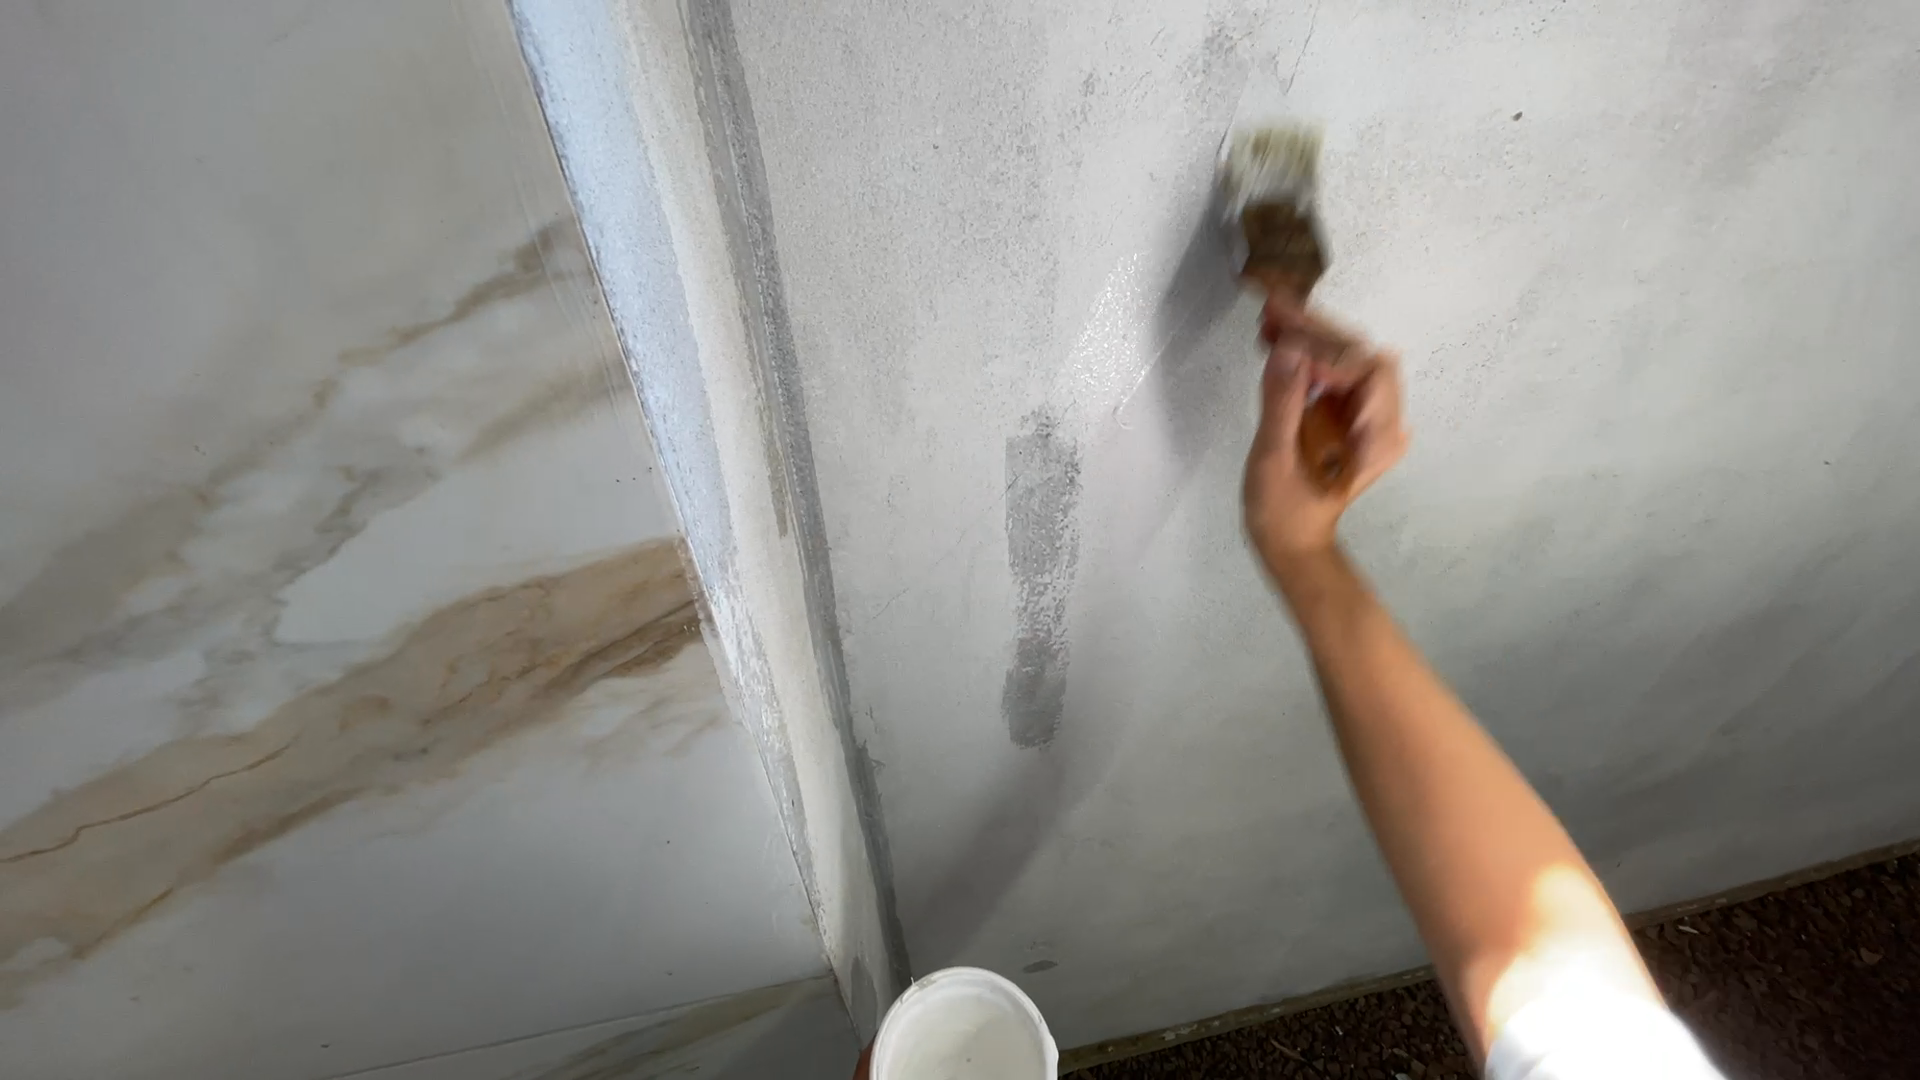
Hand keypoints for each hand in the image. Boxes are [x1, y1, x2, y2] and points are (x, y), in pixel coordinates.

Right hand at [1243, 296, 1407, 572]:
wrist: (1291, 546)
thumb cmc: (1282, 514)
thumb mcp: (1273, 462)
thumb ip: (1282, 405)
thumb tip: (1286, 349)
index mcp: (1375, 437)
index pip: (1365, 369)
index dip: (1325, 349)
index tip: (1282, 341)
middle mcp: (1382, 421)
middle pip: (1360, 355)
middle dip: (1316, 331)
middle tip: (1272, 309)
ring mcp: (1367, 418)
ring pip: (1349, 358)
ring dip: (1312, 336)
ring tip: (1270, 318)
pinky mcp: (1348, 417)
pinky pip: (1335, 373)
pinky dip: (1308, 354)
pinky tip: (1278, 340)